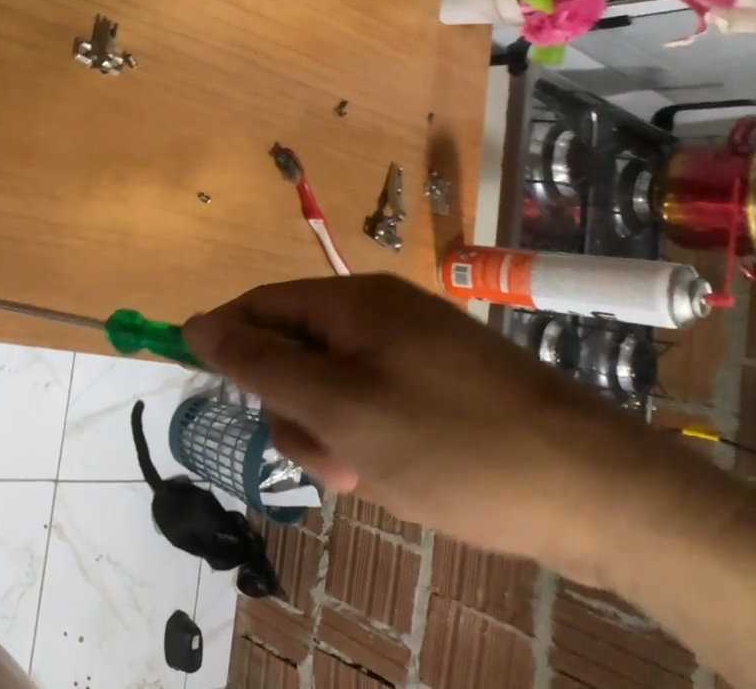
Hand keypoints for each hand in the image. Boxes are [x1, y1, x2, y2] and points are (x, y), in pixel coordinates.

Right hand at [183, 274, 691, 576]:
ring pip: (332, 389)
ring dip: (332, 435)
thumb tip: (193, 323)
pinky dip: (373, 442)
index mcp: (354, 303)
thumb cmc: (453, 445)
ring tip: (370, 475)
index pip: (257, 307)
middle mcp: (383, 316)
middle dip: (294, 410)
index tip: (227, 398)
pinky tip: (403, 476)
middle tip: (327, 457)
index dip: (228, 346)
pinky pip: (376, 407)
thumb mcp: (336, 406)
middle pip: (293, 353)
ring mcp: (419, 354)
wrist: (611, 502)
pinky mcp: (449, 391)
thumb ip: (257, 362)